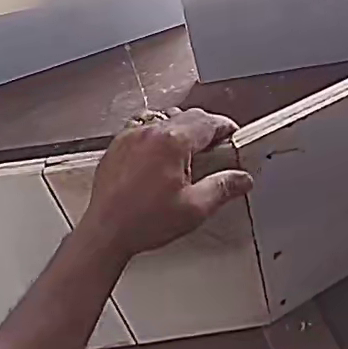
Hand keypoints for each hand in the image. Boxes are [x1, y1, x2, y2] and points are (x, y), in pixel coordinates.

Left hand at [73, 108, 254, 260]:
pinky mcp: (117, 145)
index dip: (225, 128)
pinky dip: (157, 135)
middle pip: (187, 116)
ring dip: (180, 128)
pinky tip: (160, 156)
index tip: (232, 137)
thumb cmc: (144, 221)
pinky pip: (143, 128)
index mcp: (172, 141)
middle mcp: (150, 131)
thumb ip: (222, 188)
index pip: (208, 122)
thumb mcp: (194, 208)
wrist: (105, 232)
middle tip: (216, 150)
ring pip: (164, 118)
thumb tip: (242, 179)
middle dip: (205, 129)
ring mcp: (130, 136)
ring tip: (188, 154)